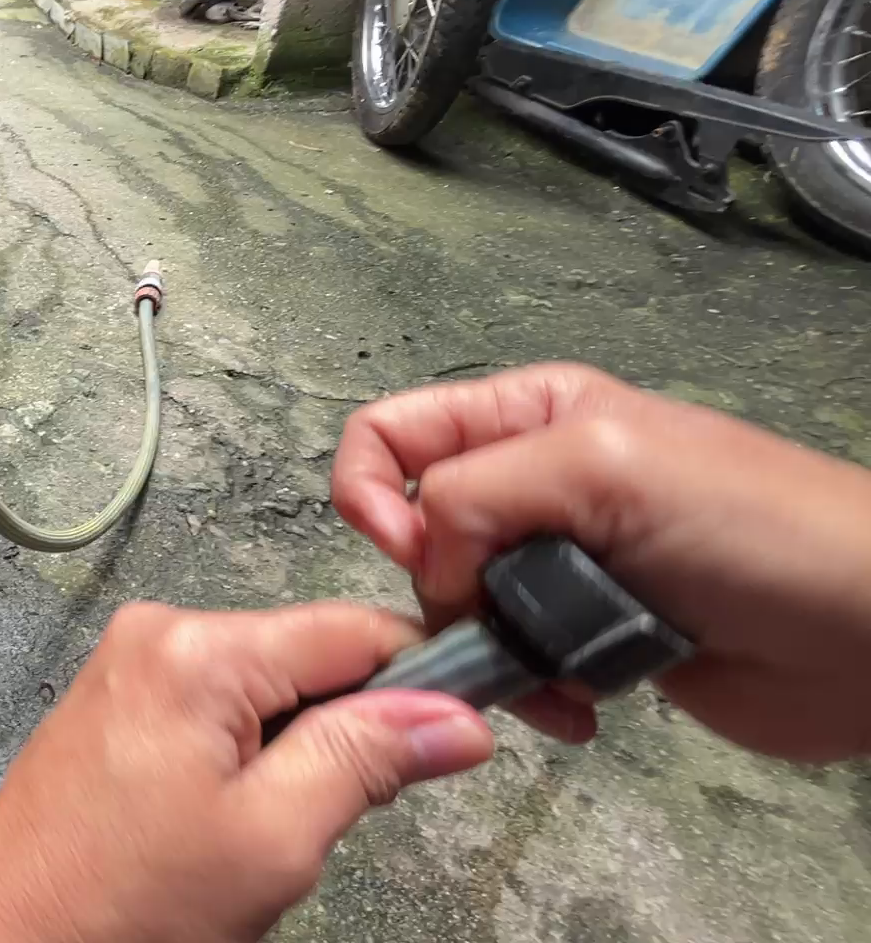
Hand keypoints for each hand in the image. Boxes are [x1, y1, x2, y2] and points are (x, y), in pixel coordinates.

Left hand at [0, 602, 492, 942]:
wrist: (6, 921)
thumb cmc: (131, 896)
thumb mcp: (271, 838)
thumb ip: (363, 760)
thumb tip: (458, 715)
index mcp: (199, 646)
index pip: (349, 627)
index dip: (428, 671)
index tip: (485, 720)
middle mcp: (160, 626)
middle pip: (302, 648)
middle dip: (349, 714)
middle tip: (346, 803)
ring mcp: (131, 653)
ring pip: (260, 673)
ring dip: (296, 733)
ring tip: (273, 815)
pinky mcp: (117, 685)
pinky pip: (212, 690)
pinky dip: (246, 735)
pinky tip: (228, 798)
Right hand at [331, 361, 870, 761]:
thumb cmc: (750, 529)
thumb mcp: (594, 468)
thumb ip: (470, 494)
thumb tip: (425, 569)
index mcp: (514, 417)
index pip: (384, 434)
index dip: (369, 486)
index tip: (409, 547)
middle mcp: (513, 479)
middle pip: (403, 522)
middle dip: (432, 575)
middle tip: (484, 608)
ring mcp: (535, 555)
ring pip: (439, 594)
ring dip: (475, 637)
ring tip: (544, 672)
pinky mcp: (559, 623)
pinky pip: (490, 646)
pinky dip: (515, 680)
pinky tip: (570, 701)